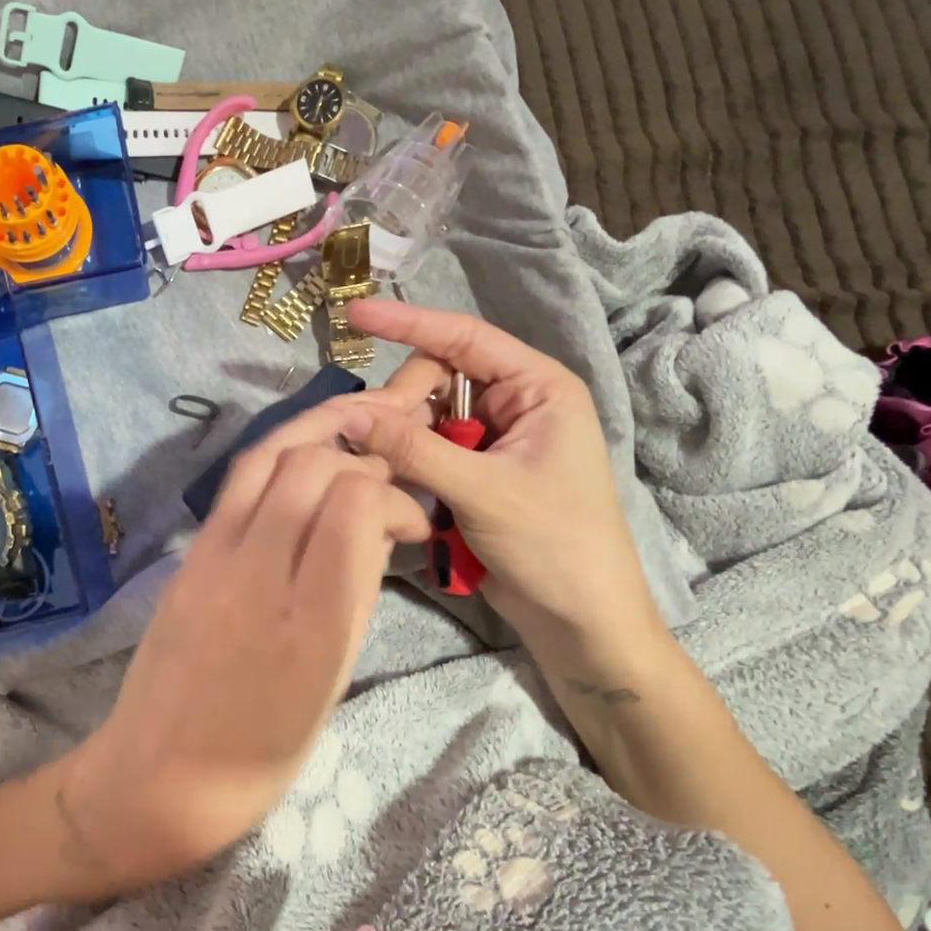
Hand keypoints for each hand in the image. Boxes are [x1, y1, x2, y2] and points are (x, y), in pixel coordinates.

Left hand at [63, 398, 428, 884]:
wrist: (159, 772)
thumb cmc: (262, 751)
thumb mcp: (332, 681)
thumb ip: (355, 596)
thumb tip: (373, 527)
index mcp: (311, 621)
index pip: (354, 504)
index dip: (391, 493)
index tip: (409, 520)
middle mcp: (258, 576)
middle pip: (310, 466)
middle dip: (360, 455)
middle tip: (381, 480)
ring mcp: (211, 561)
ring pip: (264, 458)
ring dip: (311, 434)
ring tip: (347, 433)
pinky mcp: (185, 559)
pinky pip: (233, 488)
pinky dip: (274, 460)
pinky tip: (298, 467)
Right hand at [342, 298, 663, 665]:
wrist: (579, 618)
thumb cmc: (553, 544)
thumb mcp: (482, 491)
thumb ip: (414, 450)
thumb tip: (351, 415)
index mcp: (537, 389)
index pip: (464, 338)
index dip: (408, 322)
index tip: (354, 312)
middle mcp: (514, 405)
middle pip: (435, 379)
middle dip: (399, 402)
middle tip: (367, 438)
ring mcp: (492, 441)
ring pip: (424, 418)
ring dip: (397, 437)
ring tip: (372, 466)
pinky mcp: (474, 475)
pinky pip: (425, 451)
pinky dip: (403, 462)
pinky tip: (384, 480)